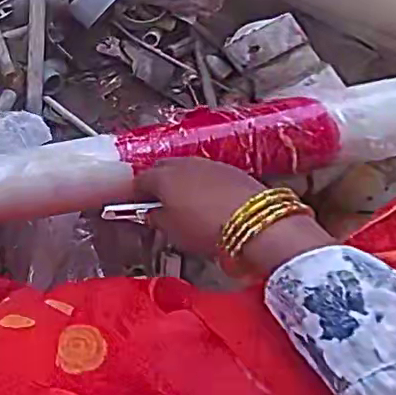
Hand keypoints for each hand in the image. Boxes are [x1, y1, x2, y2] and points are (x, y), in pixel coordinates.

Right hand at [134, 158, 332, 277]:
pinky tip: (210, 203)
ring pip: (186, 169)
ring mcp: (208, 164)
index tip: (136, 206)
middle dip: (157, 183)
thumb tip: (152, 213)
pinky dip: (204, 185)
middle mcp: (182, 163)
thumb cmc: (208, 228)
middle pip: (161, 169)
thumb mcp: (172, 231)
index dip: (135, 195)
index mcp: (160, 176)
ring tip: (186, 205)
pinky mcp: (232, 170)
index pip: (138, 181)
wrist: (260, 225)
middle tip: (159, 204)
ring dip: (182, 183)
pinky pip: (208, 175)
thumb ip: (156, 218)